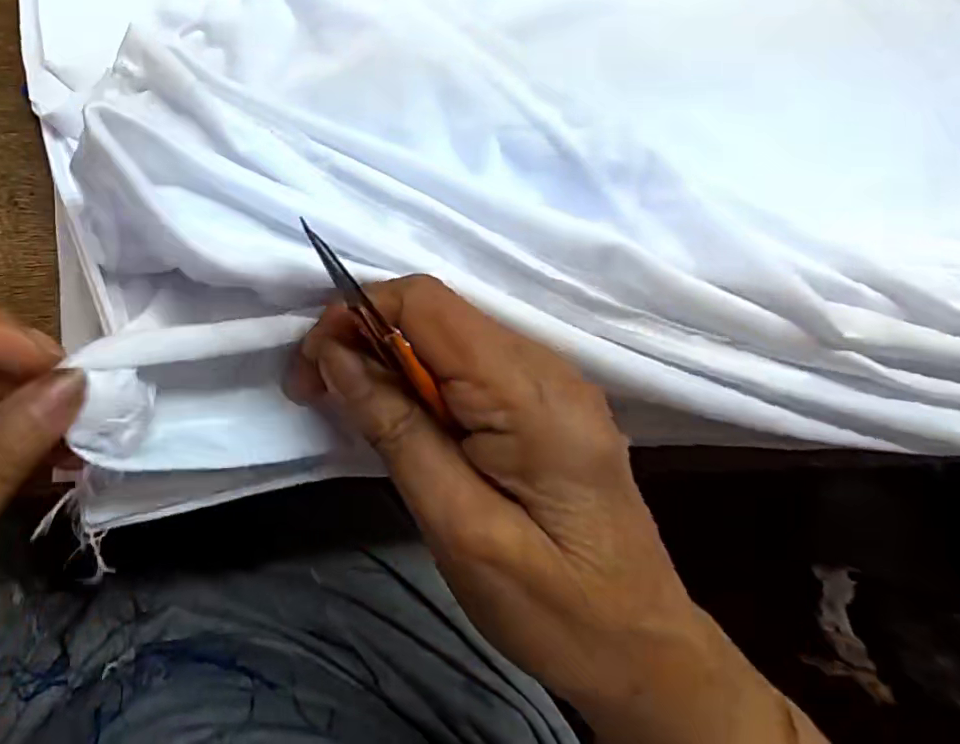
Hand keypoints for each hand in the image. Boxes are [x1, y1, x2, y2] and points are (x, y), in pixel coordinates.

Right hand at [291, 277, 824, 743]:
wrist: (646, 655)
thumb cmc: (554, 609)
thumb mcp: (458, 528)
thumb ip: (397, 431)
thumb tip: (337, 356)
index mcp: (531, 394)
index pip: (426, 304)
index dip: (357, 312)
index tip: (313, 366)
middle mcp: (545, 365)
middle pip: (432, 309)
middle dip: (362, 334)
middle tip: (316, 389)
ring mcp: (549, 377)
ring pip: (442, 330)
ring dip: (384, 354)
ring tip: (349, 404)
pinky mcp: (543, 397)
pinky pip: (462, 358)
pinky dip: (414, 372)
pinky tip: (398, 415)